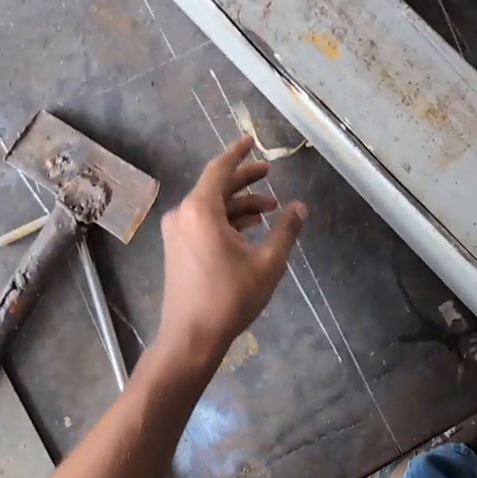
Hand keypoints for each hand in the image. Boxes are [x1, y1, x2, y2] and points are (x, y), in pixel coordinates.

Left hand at [156, 136, 306, 366]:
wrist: (191, 337)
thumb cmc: (229, 296)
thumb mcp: (267, 262)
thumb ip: (285, 230)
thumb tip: (300, 207)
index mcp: (200, 209)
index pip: (220, 169)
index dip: (238, 153)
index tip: (251, 140)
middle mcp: (183, 214)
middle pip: (216, 186)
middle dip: (244, 179)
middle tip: (269, 173)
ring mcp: (176, 233)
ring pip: (211, 207)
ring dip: (239, 204)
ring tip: (270, 208)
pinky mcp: (177, 249)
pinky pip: (202, 222)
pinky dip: (226, 220)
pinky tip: (250, 229)